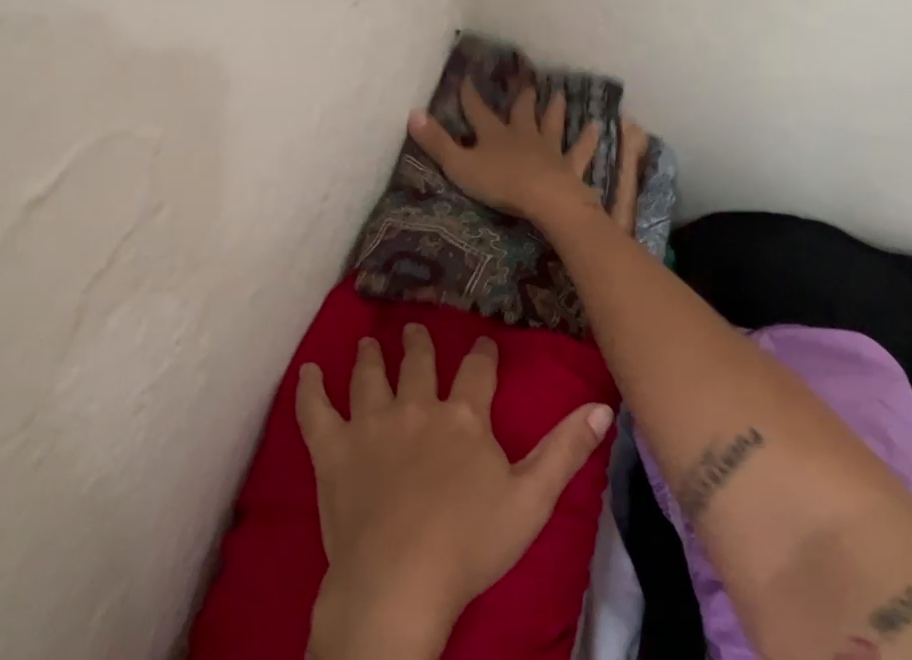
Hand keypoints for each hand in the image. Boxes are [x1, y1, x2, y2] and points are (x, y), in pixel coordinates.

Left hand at [299, 325, 614, 659]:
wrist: (399, 581)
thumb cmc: (471, 544)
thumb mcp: (532, 498)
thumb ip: (565, 449)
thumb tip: (603, 407)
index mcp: (464, 418)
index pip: (477, 371)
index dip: (482, 354)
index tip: (482, 342)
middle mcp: (416, 408)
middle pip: (418, 364)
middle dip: (418, 344)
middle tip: (414, 329)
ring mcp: (370, 426)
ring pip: (369, 377)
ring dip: (369, 356)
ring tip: (367, 342)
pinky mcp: (332, 452)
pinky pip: (315, 411)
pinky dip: (310, 389)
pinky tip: (308, 371)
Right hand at [409, 81, 601, 220]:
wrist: (544, 198)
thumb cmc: (499, 183)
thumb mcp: (459, 165)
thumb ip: (437, 143)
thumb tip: (412, 113)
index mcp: (494, 135)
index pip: (478, 111)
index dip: (470, 96)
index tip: (467, 78)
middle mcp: (523, 136)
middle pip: (521, 113)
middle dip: (522, 98)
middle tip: (528, 83)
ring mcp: (549, 150)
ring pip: (552, 125)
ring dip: (555, 110)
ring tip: (560, 94)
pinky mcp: (569, 167)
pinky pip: (579, 151)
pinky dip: (587, 139)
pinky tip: (597, 127)